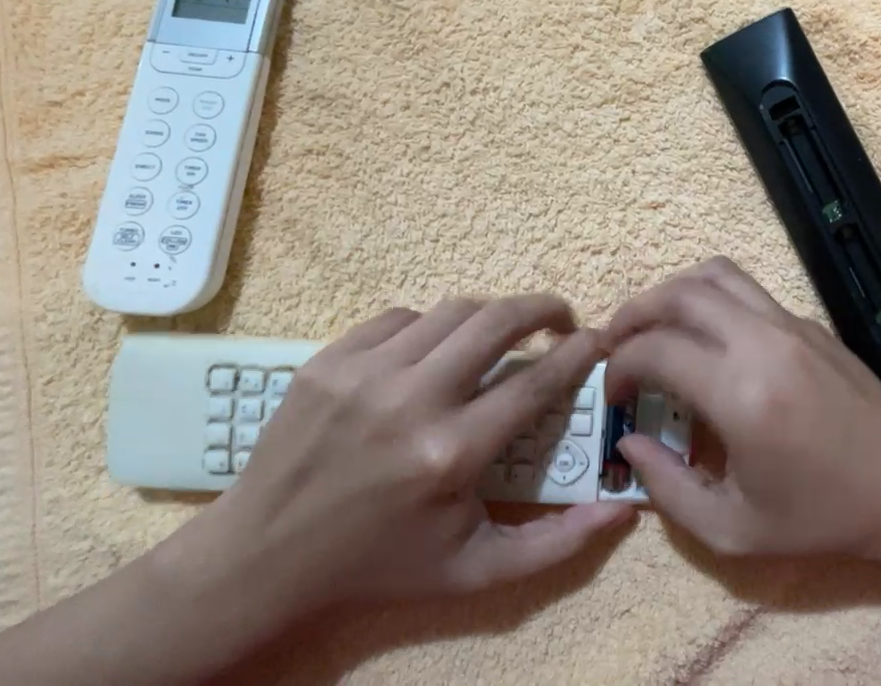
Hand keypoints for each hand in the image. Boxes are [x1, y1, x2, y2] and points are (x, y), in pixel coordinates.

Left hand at [158, 296, 634, 624]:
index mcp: (452, 454)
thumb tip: (626, 509)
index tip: (599, 340)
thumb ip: (558, 543)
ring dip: (490, 316)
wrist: (254, 566)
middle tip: (561, 320)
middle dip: (545, 308)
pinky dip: (430, 327)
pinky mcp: (326, 361)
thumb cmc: (378, 569)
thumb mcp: (476, 573)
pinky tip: (433, 353)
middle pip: (498, 320)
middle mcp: (410, 401)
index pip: (538, 379)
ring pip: (452, 310)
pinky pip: (399, 317)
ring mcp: (362, 375)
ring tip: (503, 334)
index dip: (579, 352)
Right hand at [604, 257, 880, 560]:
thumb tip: (629, 441)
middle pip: (681, 292)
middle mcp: (765, 342)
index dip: (618, 366)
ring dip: (672, 294)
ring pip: (717, 275)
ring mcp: (792, 324)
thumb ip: (667, 488)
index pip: (656, 348)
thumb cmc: (823, 517)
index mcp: (743, 394)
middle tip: (614, 347)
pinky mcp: (809, 322)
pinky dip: (710, 300)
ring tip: (653, 331)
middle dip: (634, 313)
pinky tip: (705, 341)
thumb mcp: (733, 529)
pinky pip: (748, 290)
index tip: (613, 396)